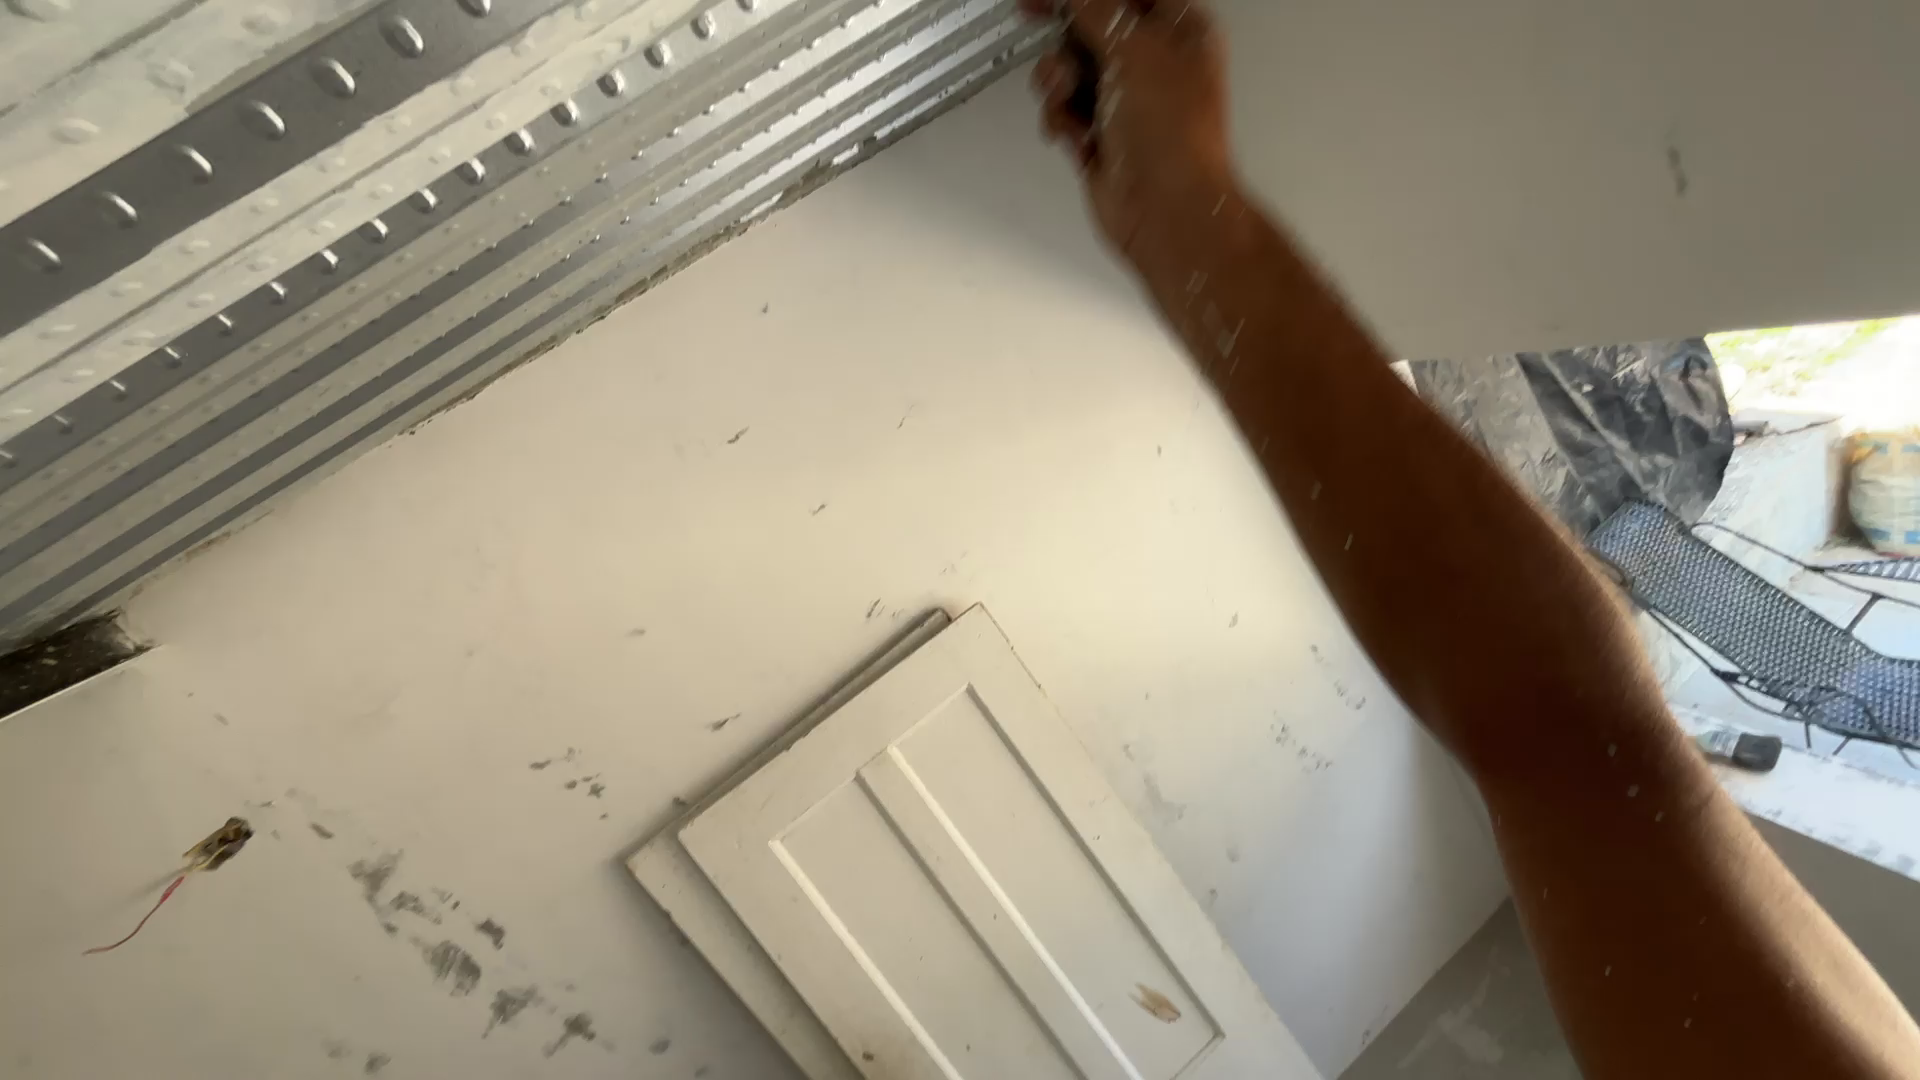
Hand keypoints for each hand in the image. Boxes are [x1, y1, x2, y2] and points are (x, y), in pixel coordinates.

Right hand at [1020, 0, 1238, 267]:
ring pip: (1069, 73)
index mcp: (1176, 30)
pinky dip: (1060, 120)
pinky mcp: (1098, 138)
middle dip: (1066, 45)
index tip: (1041, 1)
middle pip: (1088, 30)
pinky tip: (1072, 135)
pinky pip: (1063, 113)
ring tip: (1069, 102)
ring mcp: (1122, 104)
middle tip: (1063, 63)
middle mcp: (1150, 65)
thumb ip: (1098, 10)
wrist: (1165, 212)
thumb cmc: (1173, 138)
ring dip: (1058, 85)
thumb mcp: (1136, 51)